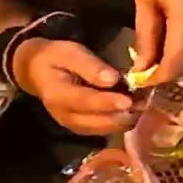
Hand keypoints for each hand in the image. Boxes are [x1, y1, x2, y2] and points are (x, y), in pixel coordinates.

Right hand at [13, 38, 137, 136]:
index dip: (109, 102)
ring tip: (144, 105)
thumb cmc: (55, 58)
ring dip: (126, 119)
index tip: (129, 101)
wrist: (36, 71)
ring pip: (105, 129)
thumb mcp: (69, 52)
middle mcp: (65, 116)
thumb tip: (112, 79)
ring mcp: (74, 125)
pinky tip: (136, 110)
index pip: (86, 101)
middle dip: (124, 114)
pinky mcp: (83, 128)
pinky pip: (106, 130)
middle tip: (146, 102)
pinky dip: (122, 122)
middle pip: (99, 122)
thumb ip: (90, 66)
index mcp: (58, 95)